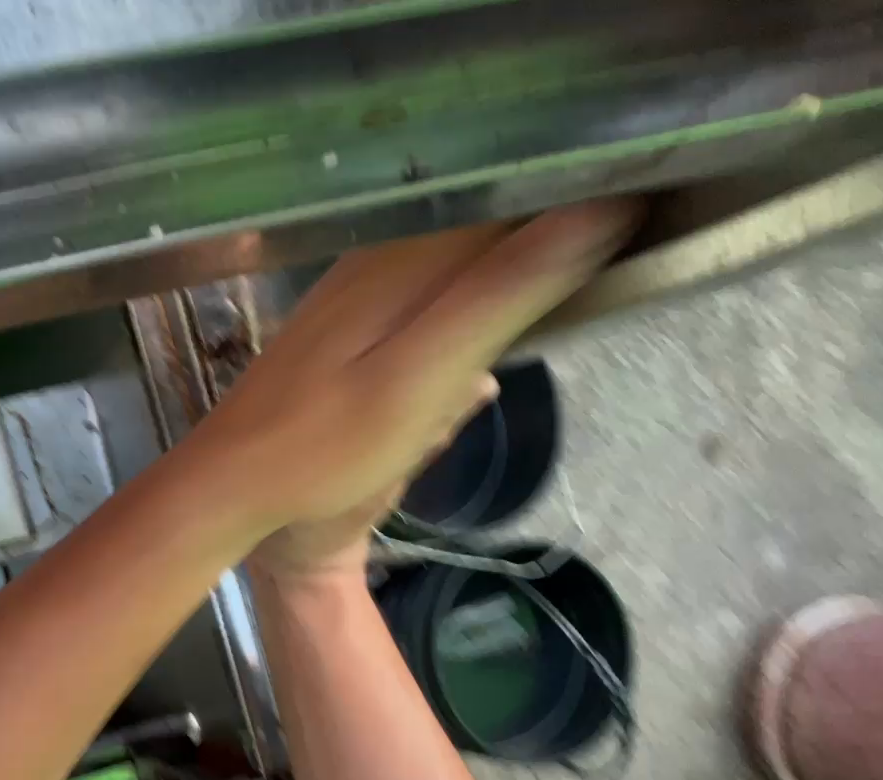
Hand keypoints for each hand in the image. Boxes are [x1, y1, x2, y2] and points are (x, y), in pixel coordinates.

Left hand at [183, 201, 638, 576]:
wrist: (229, 487)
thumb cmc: (322, 446)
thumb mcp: (419, 377)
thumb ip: (500, 295)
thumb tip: (602, 204)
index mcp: (395, 263)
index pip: (508, 193)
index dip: (581, 190)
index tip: (653, 199)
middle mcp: (367, 265)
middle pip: (478, 220)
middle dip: (549, 223)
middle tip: (627, 237)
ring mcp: (345, 297)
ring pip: (446, 257)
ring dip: (505, 262)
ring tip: (575, 271)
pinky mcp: (336, 332)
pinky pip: (414, 293)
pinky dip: (458, 300)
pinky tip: (480, 323)